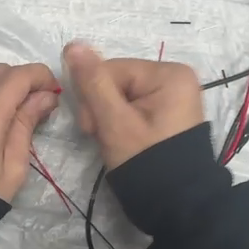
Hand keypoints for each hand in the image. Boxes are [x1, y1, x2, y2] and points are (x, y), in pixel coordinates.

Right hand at [62, 43, 204, 168]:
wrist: (175, 204)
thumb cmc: (145, 161)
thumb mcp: (114, 122)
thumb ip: (92, 83)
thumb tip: (72, 44)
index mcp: (169, 74)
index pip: (111, 69)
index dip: (93, 96)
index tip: (91, 128)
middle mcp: (176, 78)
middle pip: (117, 81)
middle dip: (101, 108)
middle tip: (101, 136)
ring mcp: (174, 97)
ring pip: (122, 95)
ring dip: (108, 117)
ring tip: (112, 142)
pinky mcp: (169, 113)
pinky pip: (134, 107)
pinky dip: (122, 123)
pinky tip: (122, 140)